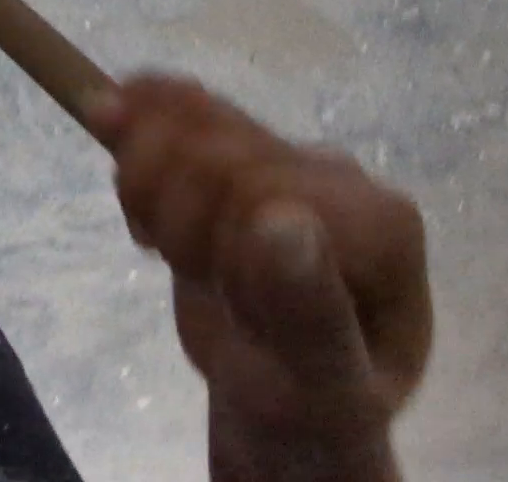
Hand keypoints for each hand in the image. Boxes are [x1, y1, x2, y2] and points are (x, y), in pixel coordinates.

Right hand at [88, 77, 431, 481]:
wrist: (274, 383)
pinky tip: (138, 187)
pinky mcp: (238, 147)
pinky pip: (168, 105)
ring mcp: (283, 154)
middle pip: (212, 145)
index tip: (205, 284)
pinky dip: (132, 136)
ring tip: (169, 241)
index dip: (203, 230)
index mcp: (375, 222)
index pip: (254, 187)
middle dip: (173, 212)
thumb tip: (279, 218)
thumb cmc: (306, 401)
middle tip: (188, 271)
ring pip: (181, 117)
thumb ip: (304, 310)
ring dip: (146, 181)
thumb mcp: (315, 386)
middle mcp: (337, 173)